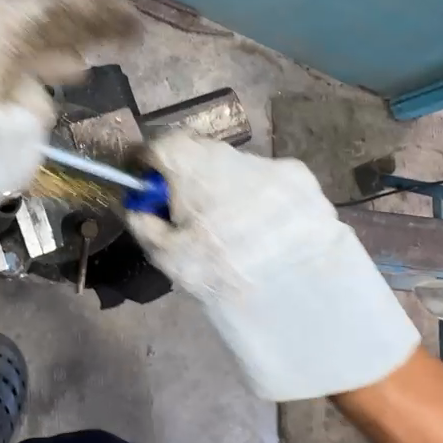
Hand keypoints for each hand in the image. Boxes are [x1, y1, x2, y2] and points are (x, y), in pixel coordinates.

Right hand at [126, 134, 419, 400]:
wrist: (304, 299)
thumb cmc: (223, 277)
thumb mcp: (168, 258)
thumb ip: (146, 224)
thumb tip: (137, 206)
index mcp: (195, 168)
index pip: (161, 143)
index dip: (150, 162)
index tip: (147, 184)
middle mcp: (233, 155)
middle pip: (199, 152)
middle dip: (187, 176)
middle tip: (186, 210)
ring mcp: (272, 165)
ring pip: (235, 167)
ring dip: (224, 187)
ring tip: (230, 227)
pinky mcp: (303, 180)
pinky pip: (268, 182)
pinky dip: (258, 198)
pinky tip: (264, 231)